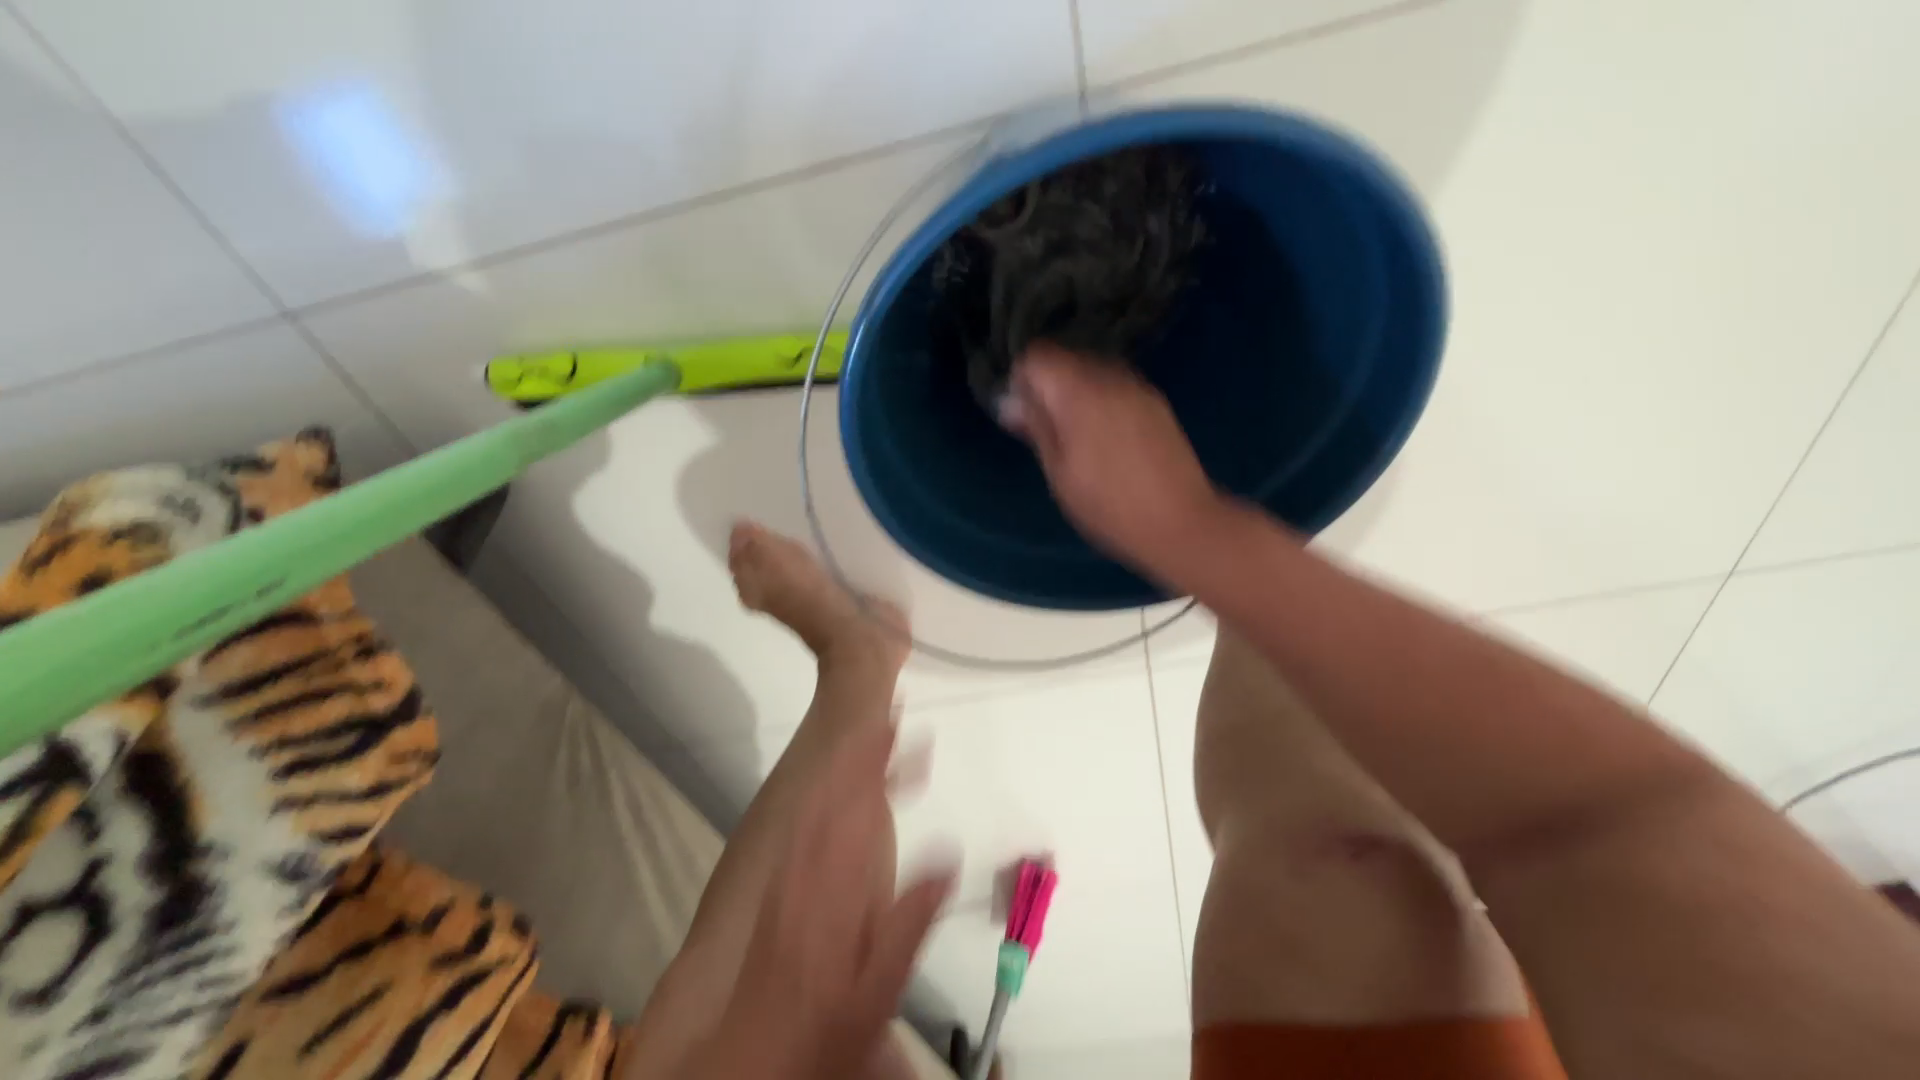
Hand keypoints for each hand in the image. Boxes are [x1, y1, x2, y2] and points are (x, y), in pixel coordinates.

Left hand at [709, 721, 955, 1079]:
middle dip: (861, 747)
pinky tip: (834, 781)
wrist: (758, 1046)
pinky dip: (823, 789)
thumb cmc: (829, 1015)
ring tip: (870, 730)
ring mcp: (791, 870)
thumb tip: (947, 856)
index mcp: (837, 884)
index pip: (859, 805)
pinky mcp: (782, 879)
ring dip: (841, 762)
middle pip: (833, 793)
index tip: (895, 720)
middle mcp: (809, 865)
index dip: (875, 758)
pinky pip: (803, 820)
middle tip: (888, 710)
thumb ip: (912, 918)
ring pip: (816, 801)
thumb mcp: (881, 981)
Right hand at [1003, 344, 1227, 572]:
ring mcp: (1138, 387)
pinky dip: (1102, 401)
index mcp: (1078, 391)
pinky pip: (1117, 387)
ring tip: (1076, 437)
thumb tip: (1011, 402)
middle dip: (1049, 386)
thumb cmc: (1108, 505)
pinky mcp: (1156, 403)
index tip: (1020, 414)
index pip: (1037, 355)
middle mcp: (1109, 376)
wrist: (1180, 522)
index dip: (1021, 380)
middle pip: (1066, 359)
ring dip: (1077, 394)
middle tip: (1045, 429)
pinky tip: (1106, 440)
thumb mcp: (1059, 473)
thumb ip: (1036, 427)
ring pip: (1093, 371)